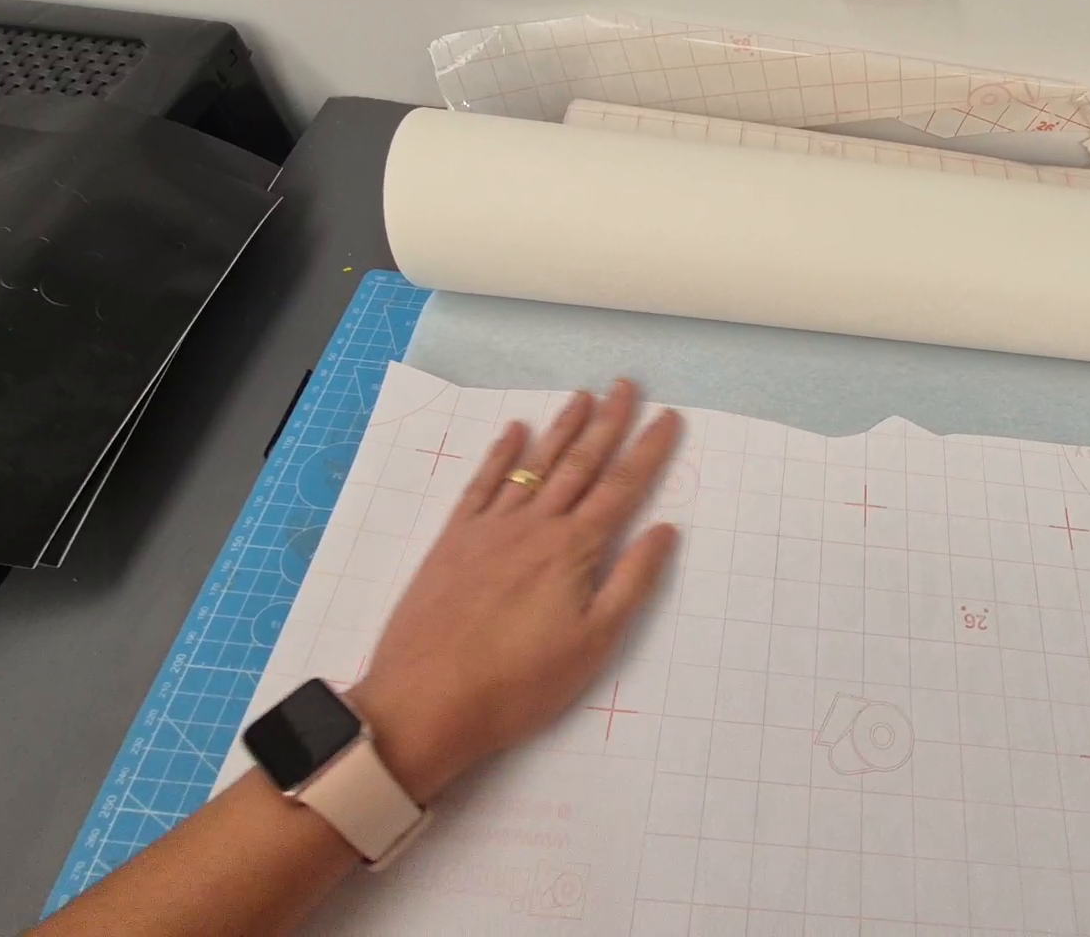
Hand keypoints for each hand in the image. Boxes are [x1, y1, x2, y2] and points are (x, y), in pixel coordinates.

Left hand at [349, 381, 681, 802]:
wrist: (422, 705)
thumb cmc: (518, 683)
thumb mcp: (593, 644)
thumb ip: (632, 581)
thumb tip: (665, 529)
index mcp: (573, 549)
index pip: (622, 488)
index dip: (648, 450)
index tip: (667, 417)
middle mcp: (535, 525)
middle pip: (580, 463)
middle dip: (608, 422)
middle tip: (626, 385)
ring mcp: (491, 527)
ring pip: (535, 465)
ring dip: (562, 427)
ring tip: (582, 395)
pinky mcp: (454, 539)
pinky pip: (482, 484)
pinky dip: (500, 454)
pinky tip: (513, 431)